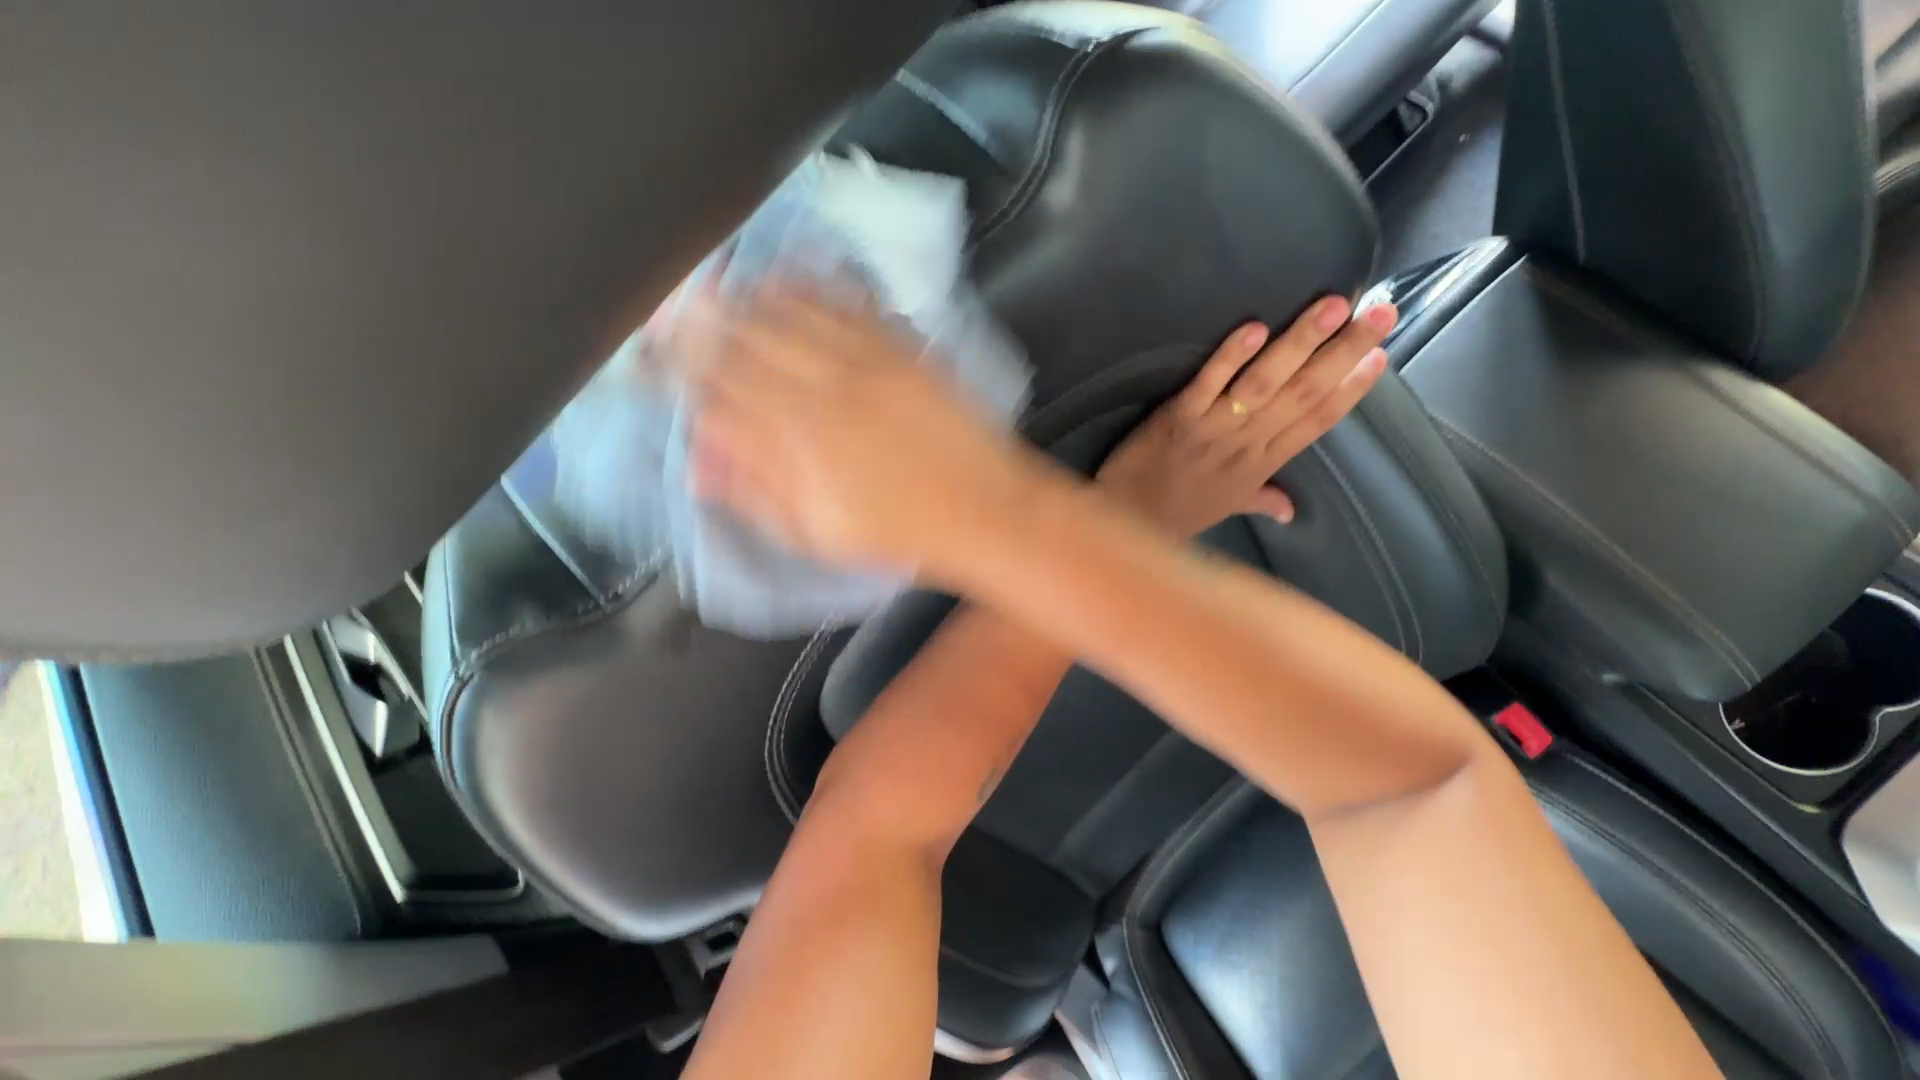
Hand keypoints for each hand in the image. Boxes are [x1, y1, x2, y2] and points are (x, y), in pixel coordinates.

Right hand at [684, 290, 1037, 569]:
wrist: (985, 508)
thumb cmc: (899, 529)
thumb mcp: (818, 531)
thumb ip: (756, 491)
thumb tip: (699, 463)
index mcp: (798, 437)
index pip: (721, 389)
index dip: (682, 367)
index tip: (655, 354)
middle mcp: (825, 388)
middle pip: (748, 341)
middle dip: (703, 322)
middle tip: (669, 306)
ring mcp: (865, 360)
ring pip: (791, 313)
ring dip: (747, 296)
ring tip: (716, 284)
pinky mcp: (901, 347)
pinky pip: (847, 303)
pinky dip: (811, 285)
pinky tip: (788, 274)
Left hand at [1096, 296, 1394, 536]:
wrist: (1126, 523)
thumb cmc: (1175, 514)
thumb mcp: (1226, 509)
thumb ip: (1262, 499)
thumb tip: (1291, 510)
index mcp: (1263, 463)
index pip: (1317, 421)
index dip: (1351, 389)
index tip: (1380, 355)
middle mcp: (1247, 444)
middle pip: (1305, 393)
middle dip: (1344, 351)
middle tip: (1380, 312)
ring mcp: (1213, 430)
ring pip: (1265, 383)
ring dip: (1300, 343)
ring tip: (1334, 306)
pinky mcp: (1177, 418)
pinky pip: (1208, 385)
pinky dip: (1230, 358)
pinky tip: (1253, 328)